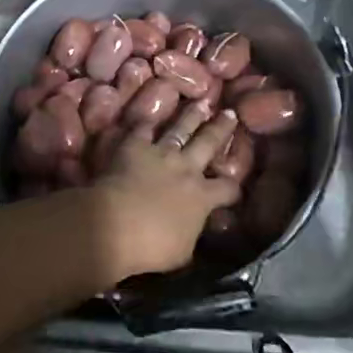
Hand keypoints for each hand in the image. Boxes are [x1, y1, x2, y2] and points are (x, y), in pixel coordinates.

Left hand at [91, 101, 242, 279]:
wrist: (116, 224)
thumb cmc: (153, 246)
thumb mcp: (184, 250)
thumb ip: (192, 231)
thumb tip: (195, 225)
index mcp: (202, 196)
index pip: (227, 188)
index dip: (234, 187)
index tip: (236, 185)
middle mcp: (186, 168)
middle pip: (208, 143)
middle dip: (221, 129)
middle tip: (230, 113)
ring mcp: (160, 153)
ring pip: (180, 128)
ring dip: (192, 115)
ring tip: (202, 102)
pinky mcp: (135, 145)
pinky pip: (143, 128)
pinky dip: (148, 123)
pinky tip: (150, 116)